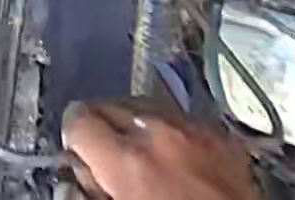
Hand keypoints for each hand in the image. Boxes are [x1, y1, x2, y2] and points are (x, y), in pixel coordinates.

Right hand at [62, 99, 259, 199]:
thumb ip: (90, 195)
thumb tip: (74, 177)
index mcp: (128, 160)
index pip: (78, 119)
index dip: (76, 142)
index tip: (84, 162)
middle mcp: (156, 130)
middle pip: (106, 105)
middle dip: (103, 131)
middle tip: (112, 166)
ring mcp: (192, 127)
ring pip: (141, 104)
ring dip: (135, 127)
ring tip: (146, 163)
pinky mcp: (220, 135)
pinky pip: (178, 118)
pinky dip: (169, 134)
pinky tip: (178, 164)